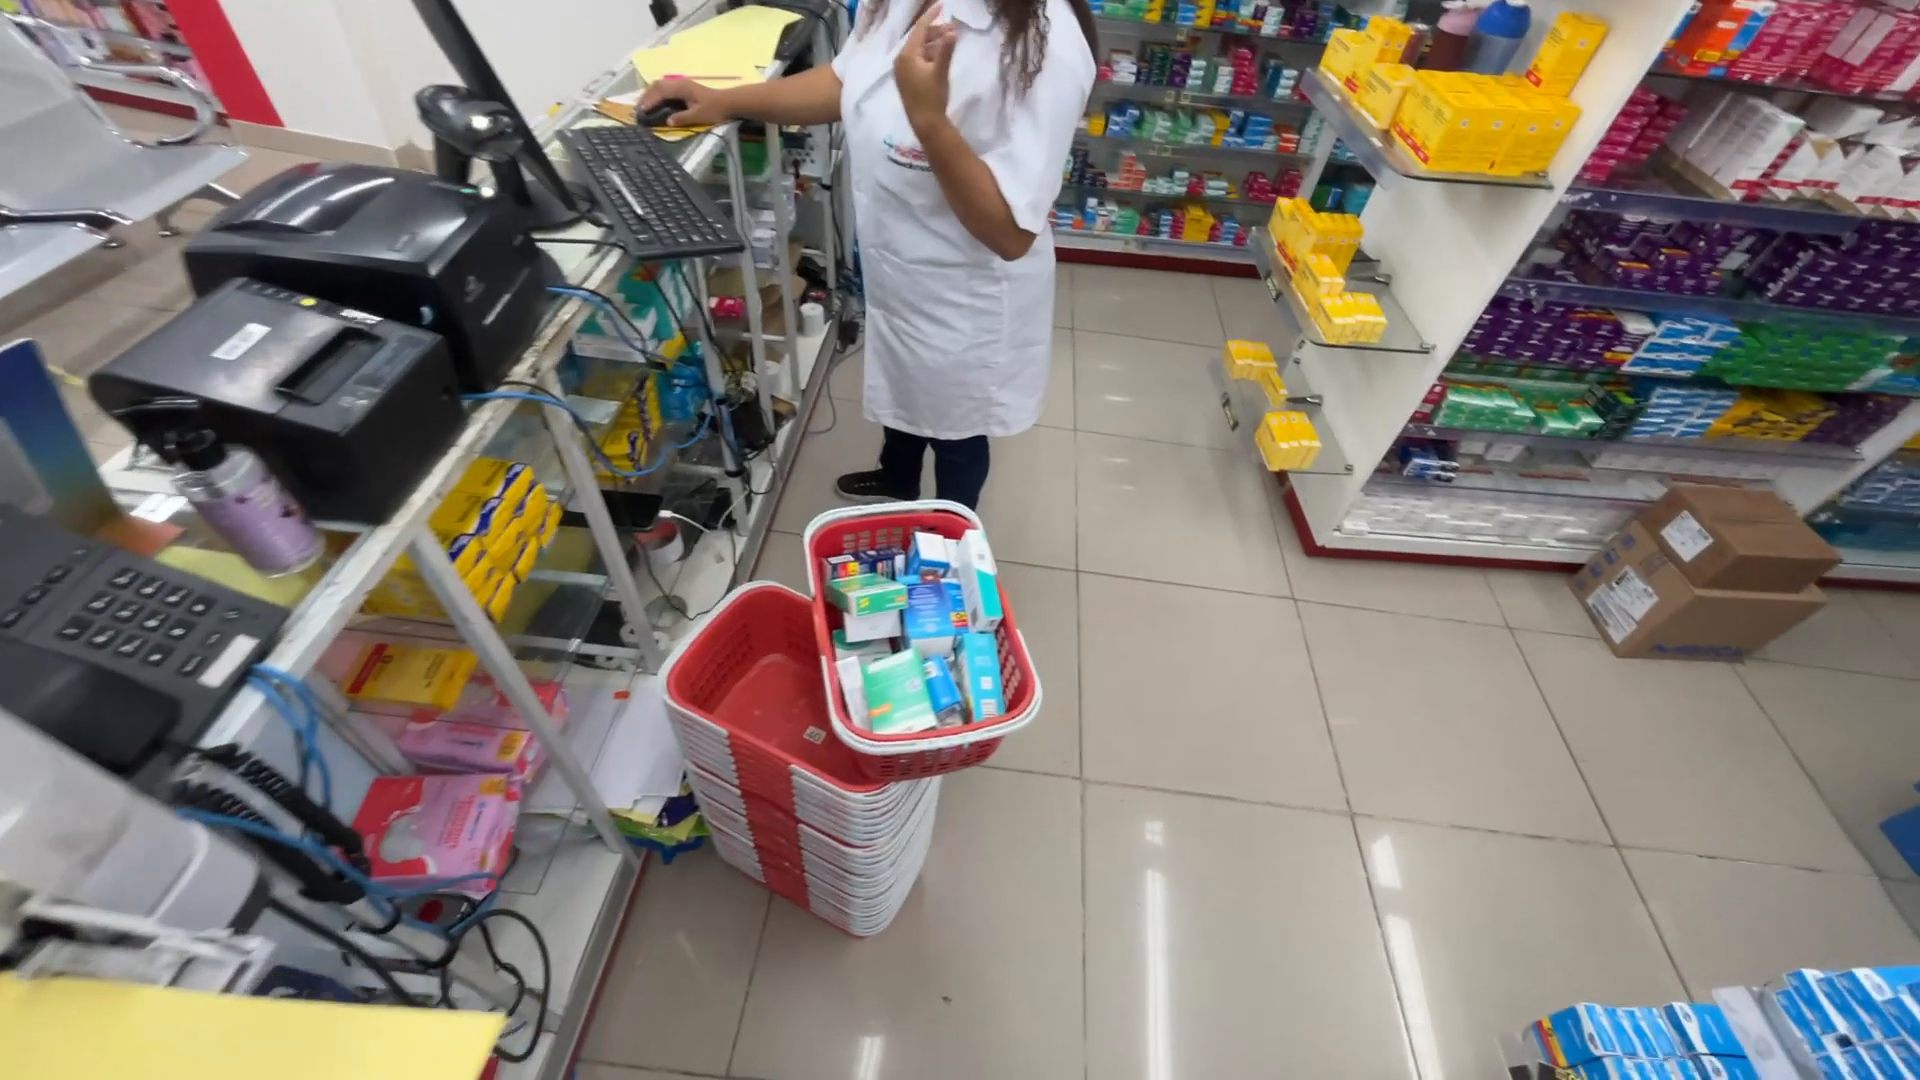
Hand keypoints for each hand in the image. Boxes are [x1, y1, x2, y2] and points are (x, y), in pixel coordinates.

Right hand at [638, 76, 729, 125]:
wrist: (728, 103)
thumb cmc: (715, 110)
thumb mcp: (699, 116)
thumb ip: (682, 118)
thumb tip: (668, 122)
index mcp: (681, 87)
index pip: (660, 91)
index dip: (650, 100)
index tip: (642, 110)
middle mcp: (679, 83)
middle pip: (657, 86)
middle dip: (646, 96)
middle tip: (638, 109)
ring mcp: (681, 84)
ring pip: (660, 86)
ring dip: (650, 94)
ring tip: (643, 105)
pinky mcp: (684, 89)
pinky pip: (666, 89)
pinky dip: (657, 94)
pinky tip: (655, 102)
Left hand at [895, 4, 957, 128]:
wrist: (925, 125)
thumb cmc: (932, 98)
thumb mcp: (940, 72)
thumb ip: (946, 50)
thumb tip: (952, 30)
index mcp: (907, 56)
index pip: (919, 29)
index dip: (931, 16)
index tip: (941, 5)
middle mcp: (900, 61)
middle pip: (918, 39)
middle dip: (935, 32)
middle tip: (951, 29)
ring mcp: (902, 72)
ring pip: (918, 50)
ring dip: (933, 44)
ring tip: (948, 42)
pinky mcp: (905, 81)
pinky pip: (916, 61)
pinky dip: (928, 55)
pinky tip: (938, 56)